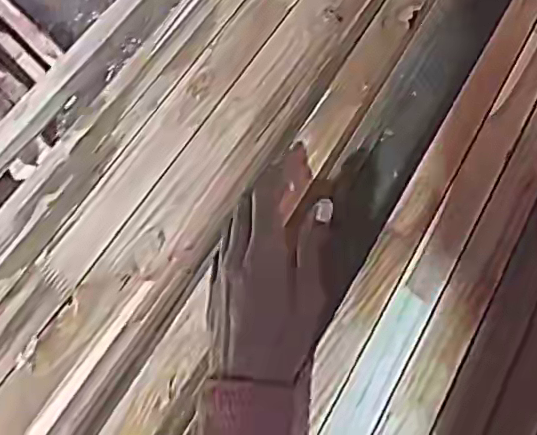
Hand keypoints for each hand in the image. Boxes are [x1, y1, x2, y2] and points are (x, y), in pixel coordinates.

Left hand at [216, 145, 332, 385]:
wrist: (245, 383)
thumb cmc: (285, 341)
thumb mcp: (310, 293)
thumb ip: (312, 245)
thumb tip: (321, 206)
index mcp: (263, 252)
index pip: (267, 194)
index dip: (283, 167)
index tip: (298, 152)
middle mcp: (237, 253)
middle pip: (249, 199)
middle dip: (271, 176)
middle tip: (293, 166)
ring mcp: (222, 267)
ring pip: (236, 216)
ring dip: (256, 196)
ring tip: (278, 189)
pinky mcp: (215, 281)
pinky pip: (228, 236)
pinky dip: (244, 219)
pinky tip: (256, 225)